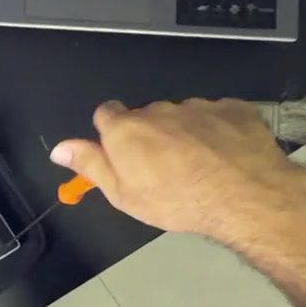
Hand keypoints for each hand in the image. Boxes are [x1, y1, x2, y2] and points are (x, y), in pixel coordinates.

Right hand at [50, 99, 305, 239]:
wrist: (245, 195)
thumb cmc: (175, 200)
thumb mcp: (122, 194)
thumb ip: (90, 165)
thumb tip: (59, 148)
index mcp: (125, 130)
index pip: (105, 113)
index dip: (109, 132)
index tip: (119, 152)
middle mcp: (158, 110)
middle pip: (144, 116)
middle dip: (147, 135)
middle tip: (159, 169)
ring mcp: (198, 106)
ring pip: (180, 116)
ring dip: (180, 133)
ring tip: (196, 165)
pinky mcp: (233, 107)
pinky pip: (214, 114)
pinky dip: (213, 130)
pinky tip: (222, 155)